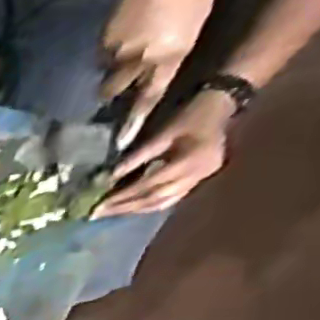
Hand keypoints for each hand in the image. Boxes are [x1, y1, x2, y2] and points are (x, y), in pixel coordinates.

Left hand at [94, 89, 232, 216]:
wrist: (222, 105)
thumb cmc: (190, 116)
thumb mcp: (162, 134)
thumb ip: (136, 158)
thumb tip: (107, 179)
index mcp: (191, 160)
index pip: (148, 185)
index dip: (121, 196)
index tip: (97, 205)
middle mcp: (199, 173)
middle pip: (155, 198)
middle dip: (123, 207)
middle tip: (97, 214)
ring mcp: (203, 177)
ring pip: (163, 202)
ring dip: (134, 209)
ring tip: (109, 213)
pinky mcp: (201, 178)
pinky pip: (172, 198)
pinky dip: (149, 204)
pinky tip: (130, 207)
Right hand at [100, 0, 219, 146]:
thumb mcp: (197, 18)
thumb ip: (174, 48)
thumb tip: (157, 64)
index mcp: (170, 54)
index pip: (148, 96)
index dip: (133, 120)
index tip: (119, 142)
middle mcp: (140, 58)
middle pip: (114, 88)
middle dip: (114, 89)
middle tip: (114, 88)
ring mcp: (117, 49)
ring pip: (110, 67)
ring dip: (115, 62)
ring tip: (126, 46)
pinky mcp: (104, 37)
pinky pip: (106, 50)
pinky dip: (113, 44)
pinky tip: (124, 29)